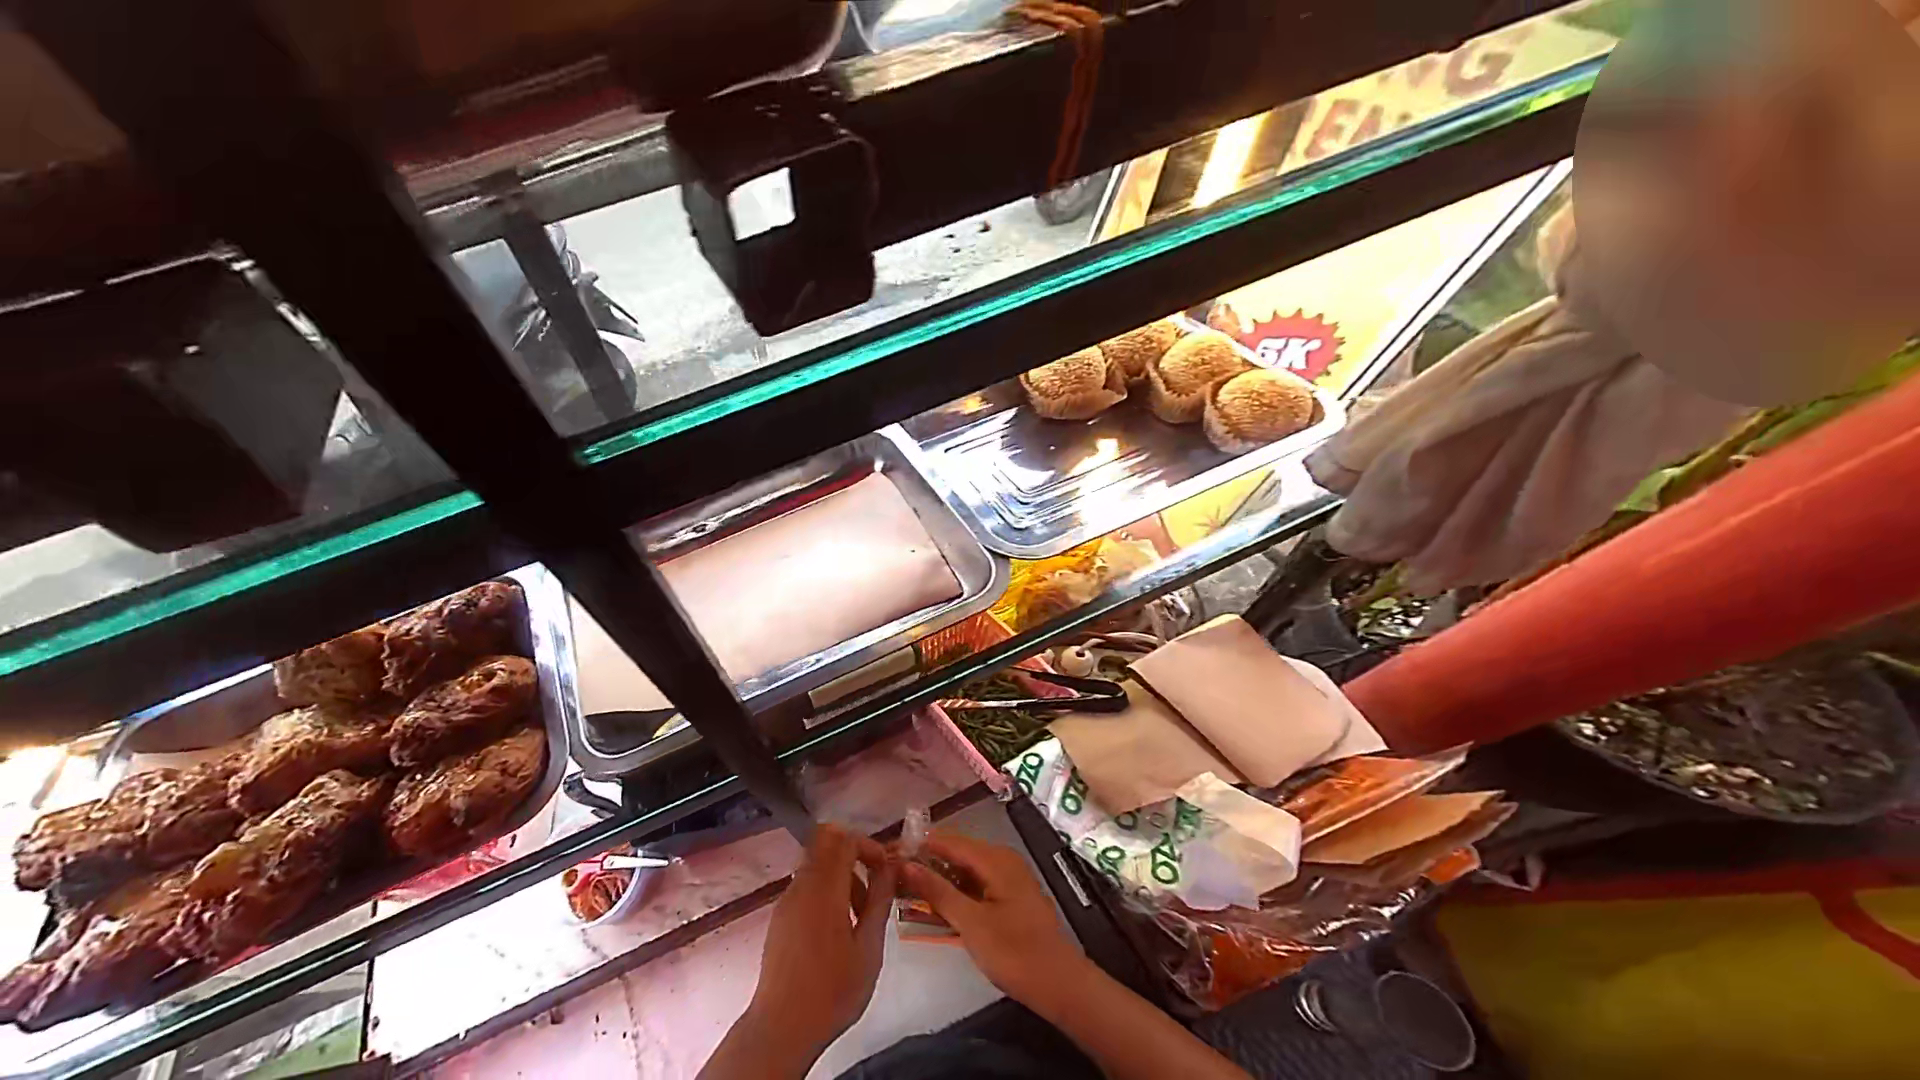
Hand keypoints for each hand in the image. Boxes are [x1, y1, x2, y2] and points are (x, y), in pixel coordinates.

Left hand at [748, 825, 895, 1054]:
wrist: (781, 1029)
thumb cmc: (832, 990)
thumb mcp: (869, 946)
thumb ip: (880, 899)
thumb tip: (890, 867)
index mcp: (824, 889)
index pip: (844, 840)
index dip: (869, 846)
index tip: (886, 869)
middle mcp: (801, 886)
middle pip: (826, 845)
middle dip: (855, 856)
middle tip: (874, 886)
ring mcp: (786, 902)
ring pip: (817, 866)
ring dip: (842, 877)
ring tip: (861, 917)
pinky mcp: (780, 918)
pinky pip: (806, 887)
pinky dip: (827, 892)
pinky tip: (839, 929)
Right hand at [896, 831, 1088, 1005]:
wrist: (1059, 984)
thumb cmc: (1015, 952)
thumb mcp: (970, 923)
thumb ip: (937, 891)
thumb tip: (905, 864)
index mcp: (995, 858)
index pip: (948, 840)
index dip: (916, 845)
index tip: (887, 853)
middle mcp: (1001, 860)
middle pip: (955, 854)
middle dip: (924, 863)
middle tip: (891, 876)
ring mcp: (1006, 880)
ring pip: (963, 872)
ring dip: (937, 881)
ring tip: (903, 892)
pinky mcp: (1007, 898)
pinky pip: (974, 886)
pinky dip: (954, 894)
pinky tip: (932, 908)